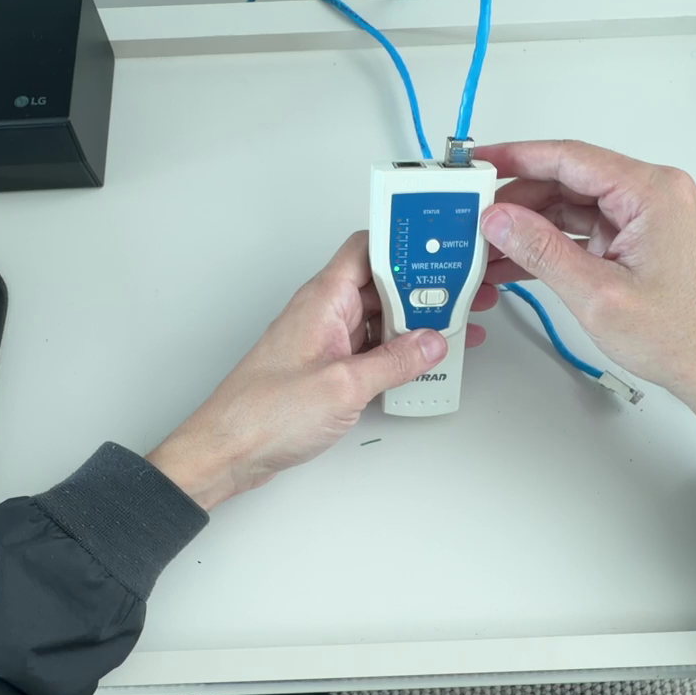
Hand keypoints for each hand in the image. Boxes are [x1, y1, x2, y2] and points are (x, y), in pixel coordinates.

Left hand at [149, 231, 496, 509]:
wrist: (229, 451)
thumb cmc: (263, 414)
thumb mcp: (343, 386)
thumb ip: (394, 363)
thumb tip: (432, 343)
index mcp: (323, 299)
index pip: (368, 248)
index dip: (407, 243)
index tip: (443, 248)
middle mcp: (324, 314)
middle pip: (384, 285)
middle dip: (426, 289)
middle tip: (466, 293)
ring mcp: (327, 342)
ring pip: (381, 319)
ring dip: (417, 324)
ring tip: (457, 327)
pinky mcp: (328, 369)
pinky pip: (372, 350)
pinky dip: (399, 354)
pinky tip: (425, 363)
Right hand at [478, 140, 695, 473]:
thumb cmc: (685, 335)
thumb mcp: (597, 294)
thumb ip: (542, 251)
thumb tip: (501, 219)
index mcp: (651, 192)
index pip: (569, 158)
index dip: (517, 157)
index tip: (481, 161)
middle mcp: (653, 196)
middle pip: (568, 181)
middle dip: (518, 200)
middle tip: (476, 217)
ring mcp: (647, 220)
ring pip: (573, 208)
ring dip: (532, 227)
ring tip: (489, 247)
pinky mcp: (640, 243)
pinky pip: (586, 232)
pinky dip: (553, 246)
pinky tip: (518, 262)